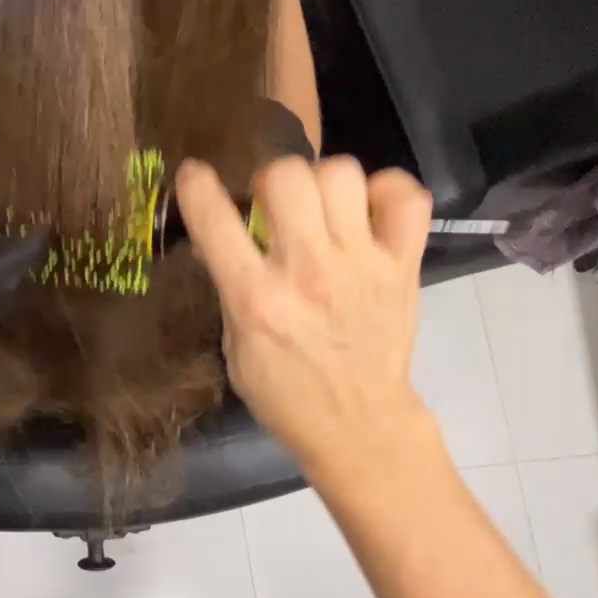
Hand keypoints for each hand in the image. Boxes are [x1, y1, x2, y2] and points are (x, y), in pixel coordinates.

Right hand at [176, 156, 436, 479]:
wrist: (355, 423)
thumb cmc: (283, 394)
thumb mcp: (237, 349)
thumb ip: (233, 292)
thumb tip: (226, 243)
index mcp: (255, 299)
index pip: (216, 222)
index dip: (197, 187)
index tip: (193, 175)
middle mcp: (307, 272)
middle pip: (287, 176)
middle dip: (270, 179)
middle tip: (271, 204)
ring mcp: (361, 264)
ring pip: (343, 174)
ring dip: (322, 182)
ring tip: (319, 209)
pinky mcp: (403, 265)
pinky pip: (404, 197)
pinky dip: (384, 192)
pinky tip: (365, 213)